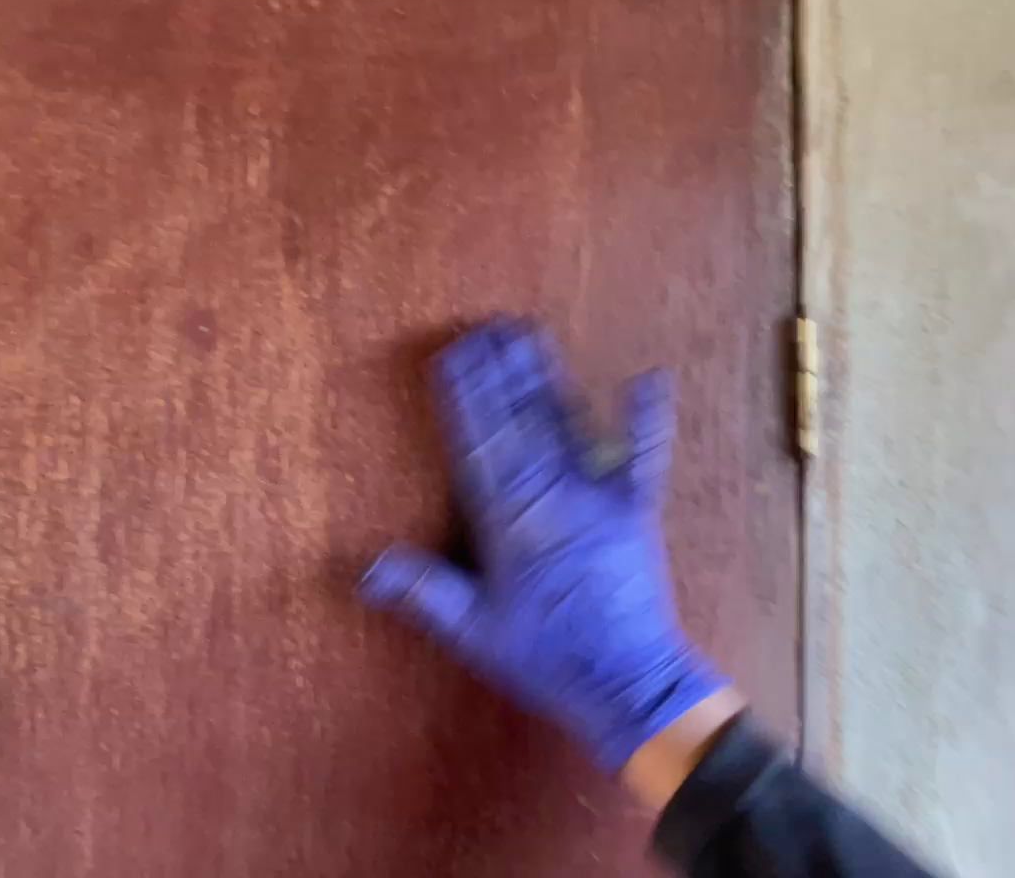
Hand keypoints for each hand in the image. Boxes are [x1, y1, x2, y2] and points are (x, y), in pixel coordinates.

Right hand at [359, 318, 726, 773]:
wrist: (631, 687)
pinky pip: (644, 459)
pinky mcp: (636, 508)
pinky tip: (648, 376)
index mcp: (507, 523)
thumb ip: (424, 592)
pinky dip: (647, 419)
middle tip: (483, 327)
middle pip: (517, 424)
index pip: (477, 446)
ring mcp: (597, 498)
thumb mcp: (475, 632)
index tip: (451, 357)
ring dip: (545, 378)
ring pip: (565, 426)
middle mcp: (549, 497)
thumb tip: (365, 567)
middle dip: (497, 374)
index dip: (462, 398)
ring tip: (528, 334)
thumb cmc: (546, 658)